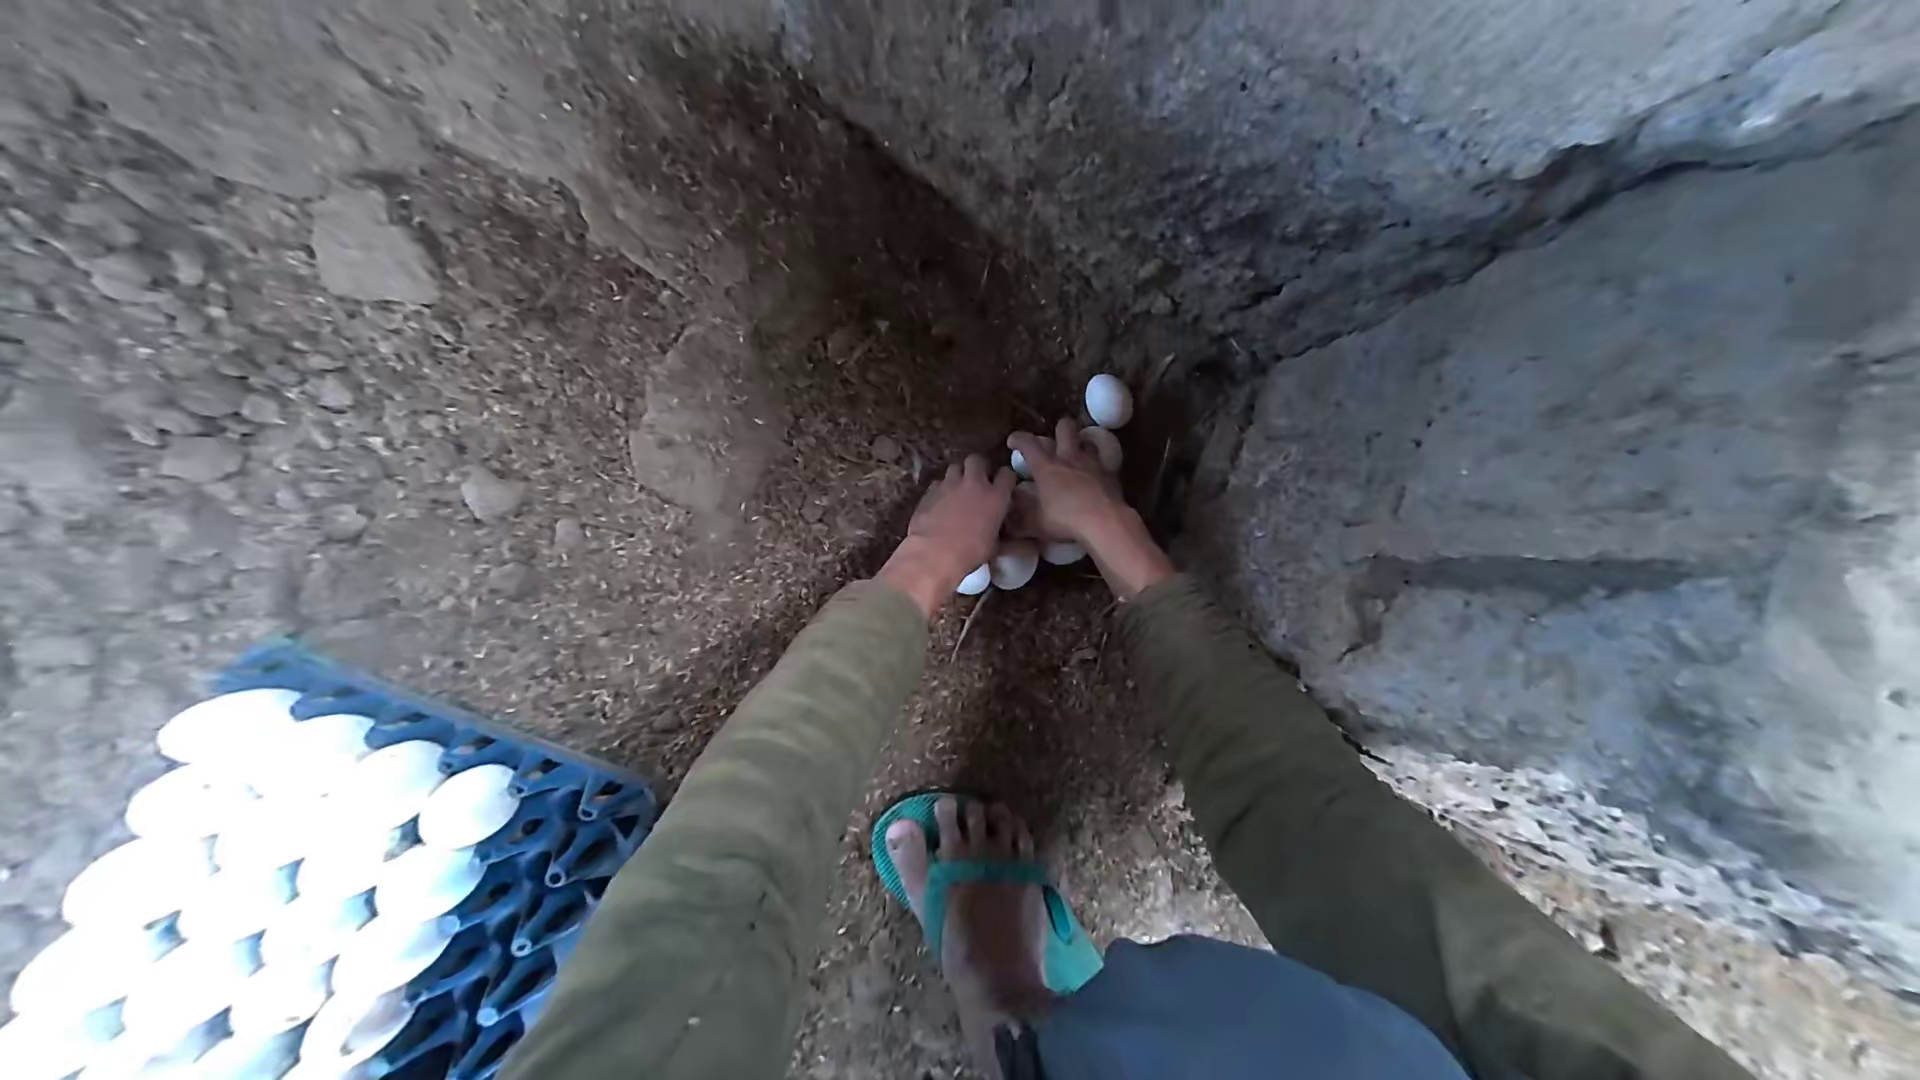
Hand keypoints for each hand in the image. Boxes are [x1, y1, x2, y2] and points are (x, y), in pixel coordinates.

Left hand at [876, 454, 1016, 616]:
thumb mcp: (993, 545)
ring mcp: (950, 484)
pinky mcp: (930, 490)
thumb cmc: (970, 552)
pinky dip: (941, 489)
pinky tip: (940, 501)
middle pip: (977, 459)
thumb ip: (999, 531)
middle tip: (977, 480)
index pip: (1007, 474)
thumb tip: (1002, 533)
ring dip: (958, 475)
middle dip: (978, 467)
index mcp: (995, 497)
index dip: (1005, 478)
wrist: (934, 553)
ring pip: (955, 467)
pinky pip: (938, 483)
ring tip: (957, 489)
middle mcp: (974, 483)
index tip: (1003, 485)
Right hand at [1006, 419, 1127, 544]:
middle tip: (1054, 441)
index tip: (1013, 442)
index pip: (1029, 444)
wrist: (1105, 523)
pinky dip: (1096, 466)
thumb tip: (1009, 511)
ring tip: (1076, 455)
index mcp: (1047, 468)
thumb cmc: (1066, 521)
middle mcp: (1069, 458)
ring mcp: (1092, 463)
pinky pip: (1102, 462)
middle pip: (1065, 428)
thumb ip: (1020, 516)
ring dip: (1080, 445)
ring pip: (1087, 441)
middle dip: (1059, 429)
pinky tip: (1094, 476)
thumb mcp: (1036, 523)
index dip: (1019, 439)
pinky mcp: (1110, 474)